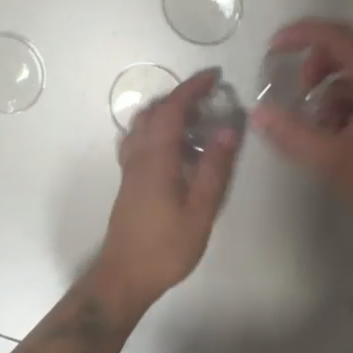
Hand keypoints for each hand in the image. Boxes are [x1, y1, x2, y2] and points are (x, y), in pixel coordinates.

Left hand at [90, 68, 241, 312]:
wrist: (124, 276)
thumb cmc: (165, 248)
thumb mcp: (200, 212)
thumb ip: (214, 170)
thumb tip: (228, 129)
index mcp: (156, 159)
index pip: (171, 110)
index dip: (192, 88)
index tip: (214, 76)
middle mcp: (138, 158)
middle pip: (152, 113)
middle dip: (179, 97)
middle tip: (209, 98)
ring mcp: (130, 171)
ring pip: (142, 127)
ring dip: (167, 114)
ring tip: (196, 121)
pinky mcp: (129, 184)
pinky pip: (140, 143)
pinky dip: (158, 132)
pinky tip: (176, 149)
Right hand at [252, 20, 352, 231]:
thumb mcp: (332, 158)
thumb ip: (292, 134)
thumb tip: (259, 114)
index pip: (338, 37)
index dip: (302, 35)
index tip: (274, 47)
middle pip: (346, 53)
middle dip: (314, 69)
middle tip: (297, 95)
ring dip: (328, 97)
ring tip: (319, 132)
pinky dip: (342, 110)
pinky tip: (337, 141)